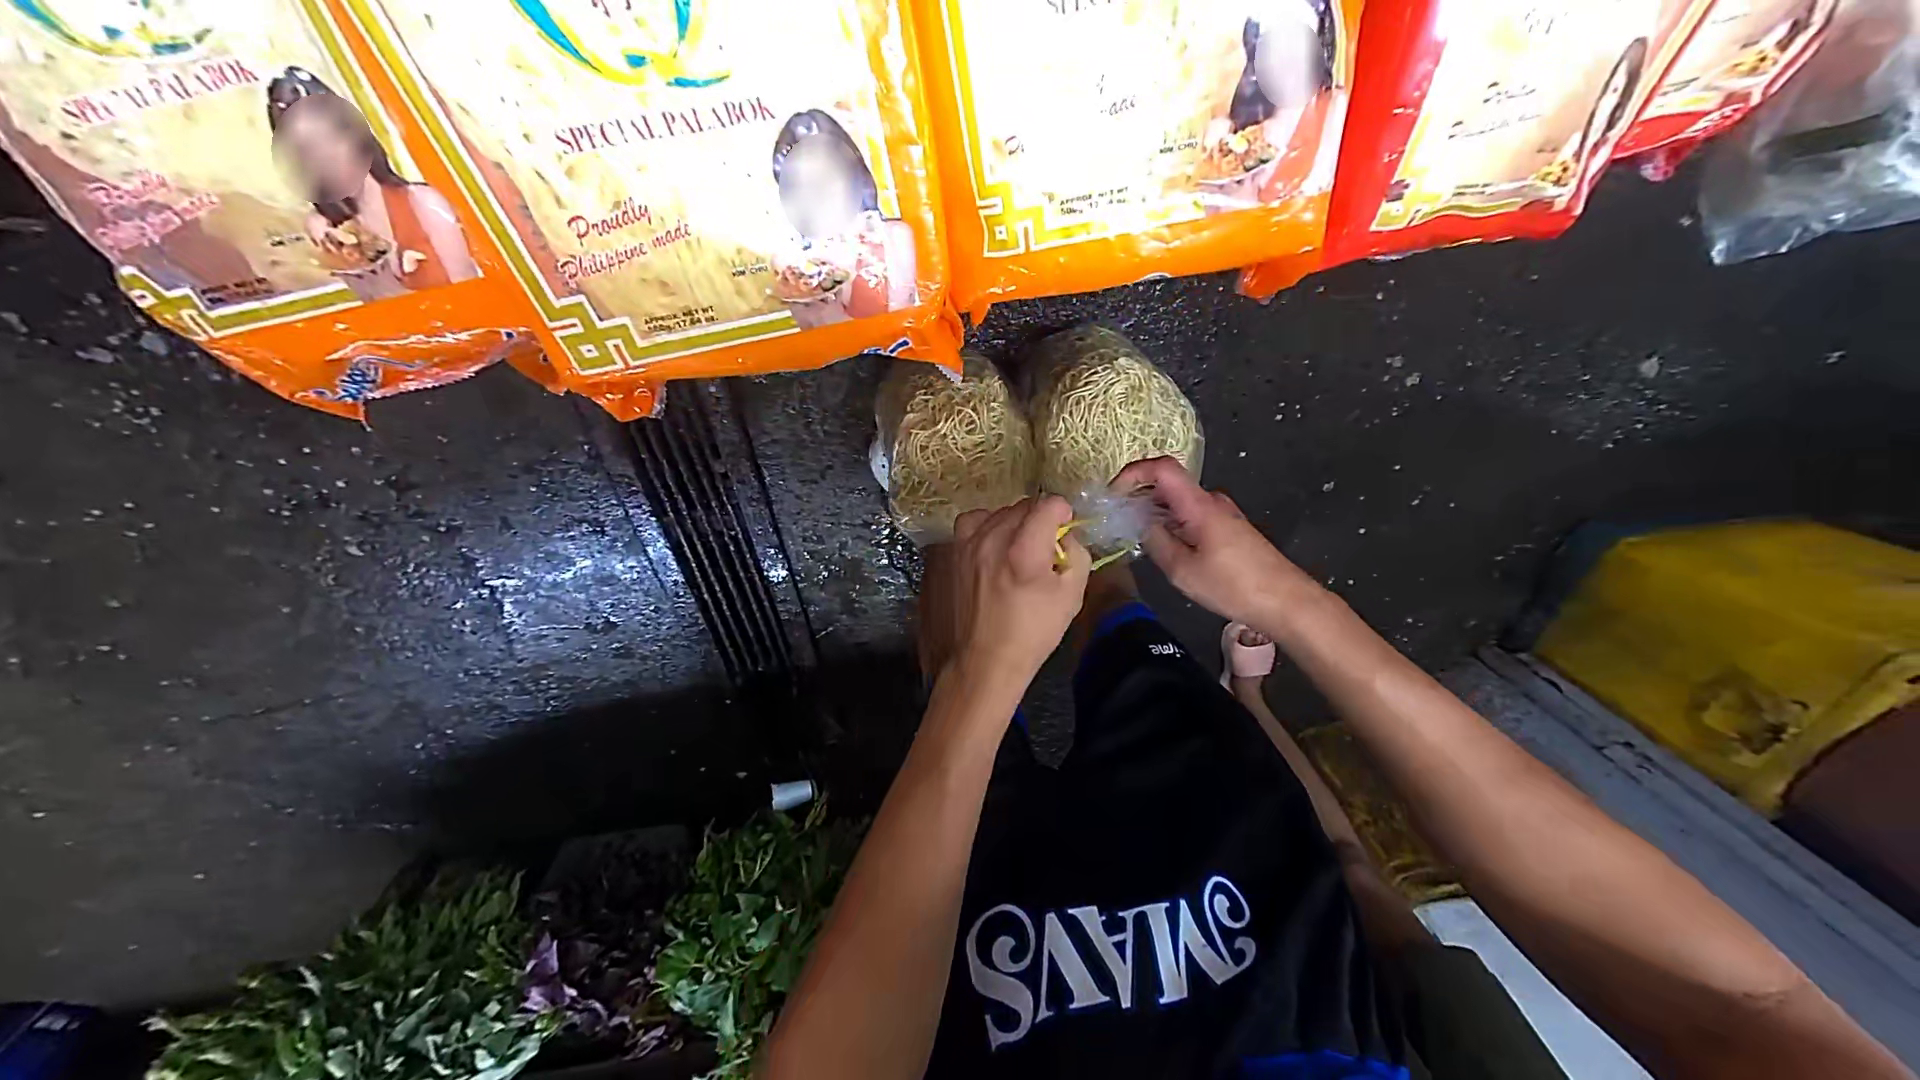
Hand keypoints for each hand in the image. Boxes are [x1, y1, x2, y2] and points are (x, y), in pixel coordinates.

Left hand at [947, 496, 1089, 686]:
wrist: (983, 661)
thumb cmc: (1031, 634)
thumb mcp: (1071, 597)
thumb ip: (1076, 555)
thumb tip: (1067, 536)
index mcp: (1024, 551)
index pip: (1048, 505)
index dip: (1063, 512)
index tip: (1065, 526)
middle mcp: (992, 540)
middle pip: (1022, 506)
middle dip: (1039, 519)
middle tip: (1045, 544)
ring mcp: (966, 545)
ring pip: (996, 512)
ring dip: (1013, 522)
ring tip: (1017, 546)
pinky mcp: (950, 554)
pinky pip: (970, 524)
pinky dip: (984, 527)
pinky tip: (990, 547)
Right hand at [1114, 457, 1316, 630]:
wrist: (1287, 602)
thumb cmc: (1234, 586)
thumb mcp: (1182, 570)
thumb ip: (1156, 541)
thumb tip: (1140, 524)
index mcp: (1199, 504)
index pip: (1161, 468)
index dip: (1132, 473)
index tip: (1112, 494)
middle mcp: (1211, 501)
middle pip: (1168, 483)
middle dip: (1138, 494)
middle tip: (1116, 518)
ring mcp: (1222, 514)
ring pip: (1179, 501)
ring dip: (1154, 511)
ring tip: (1134, 535)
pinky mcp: (1228, 528)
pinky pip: (1191, 515)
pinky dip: (1171, 522)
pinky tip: (1163, 546)